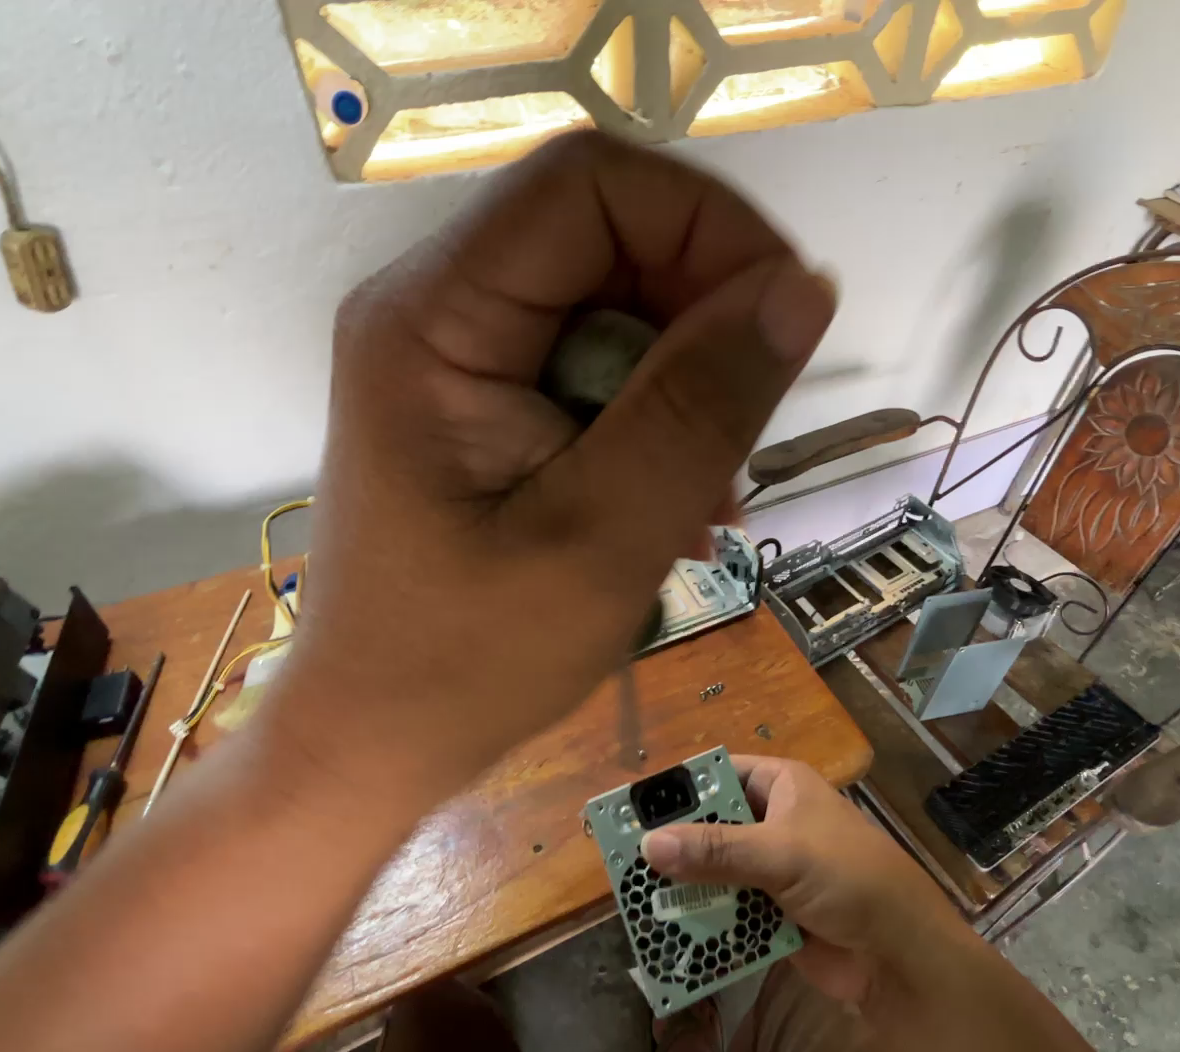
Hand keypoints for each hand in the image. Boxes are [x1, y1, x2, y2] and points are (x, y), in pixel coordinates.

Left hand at [278, 134, 835, 796]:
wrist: (377, 737)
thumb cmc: (472, 661)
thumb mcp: (607, 534)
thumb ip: (703, 405)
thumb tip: (802, 290)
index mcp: (434, 320)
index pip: (590, 186)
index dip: (706, 228)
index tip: (780, 322)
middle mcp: (432, 309)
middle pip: (605, 241)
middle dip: (700, 324)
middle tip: (739, 441)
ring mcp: (454, 356)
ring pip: (612, 309)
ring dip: (683, 387)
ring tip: (709, 497)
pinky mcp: (478, 402)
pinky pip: (591, 369)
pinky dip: (649, 422)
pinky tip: (670, 503)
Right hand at [641, 756, 966, 1013]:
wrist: (902, 955)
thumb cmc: (849, 878)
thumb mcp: (781, 853)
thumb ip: (715, 850)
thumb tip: (648, 844)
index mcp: (782, 786)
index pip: (720, 774)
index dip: (680, 789)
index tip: (633, 808)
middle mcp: (774, 822)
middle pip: (712, 826)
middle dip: (676, 845)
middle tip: (625, 860)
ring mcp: (772, 869)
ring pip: (716, 871)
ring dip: (686, 887)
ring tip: (637, 900)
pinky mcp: (772, 913)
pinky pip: (727, 910)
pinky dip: (705, 920)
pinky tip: (668, 933)